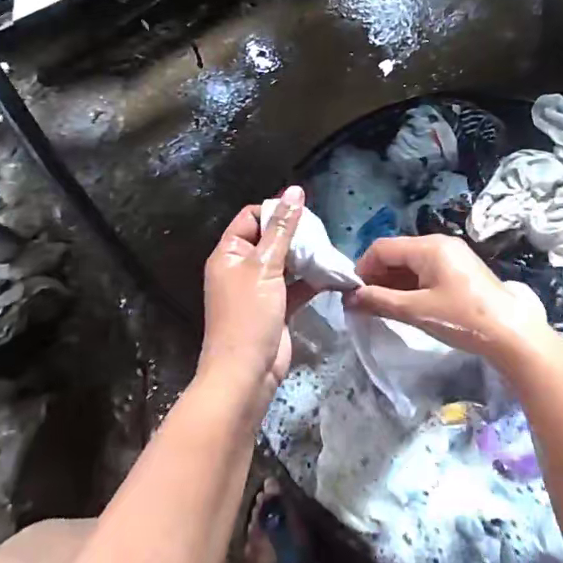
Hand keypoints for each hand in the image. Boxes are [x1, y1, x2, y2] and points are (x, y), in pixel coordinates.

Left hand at [201, 186, 315, 388]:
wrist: (246, 372)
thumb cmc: (249, 315)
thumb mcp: (265, 265)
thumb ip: (283, 228)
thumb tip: (294, 190)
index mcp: (229, 253)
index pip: (252, 217)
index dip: (276, 212)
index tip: (305, 215)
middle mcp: (241, 268)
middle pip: (271, 239)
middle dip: (297, 236)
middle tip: (323, 235)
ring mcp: (259, 289)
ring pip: (286, 263)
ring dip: (307, 258)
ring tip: (331, 252)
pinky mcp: (277, 308)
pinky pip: (296, 286)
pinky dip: (312, 281)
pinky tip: (334, 275)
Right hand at [346, 235, 550, 361]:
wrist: (512, 334)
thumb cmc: (462, 319)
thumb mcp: (416, 311)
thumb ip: (380, 301)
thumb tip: (350, 298)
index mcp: (429, 247)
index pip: (382, 248)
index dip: (363, 268)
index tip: (353, 294)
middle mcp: (440, 244)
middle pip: (396, 253)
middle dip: (377, 276)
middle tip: (365, 303)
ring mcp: (453, 256)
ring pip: (411, 264)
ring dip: (393, 283)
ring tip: (382, 308)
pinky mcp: (461, 271)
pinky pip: (426, 271)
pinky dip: (410, 285)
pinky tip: (405, 305)